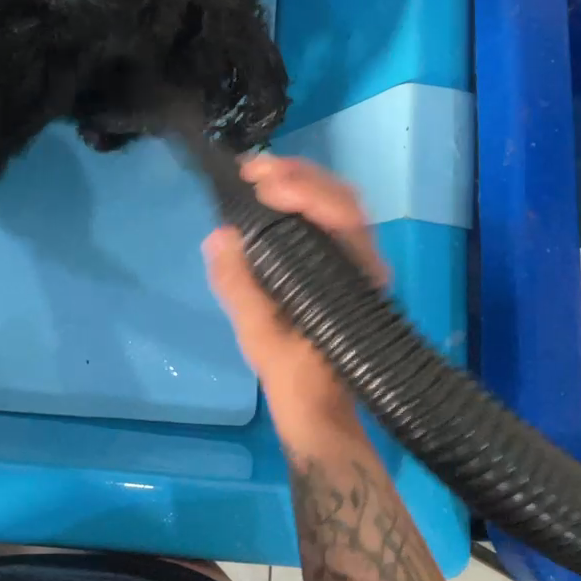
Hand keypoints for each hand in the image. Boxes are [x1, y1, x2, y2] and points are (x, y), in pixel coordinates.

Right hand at [203, 156, 388, 428]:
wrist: (316, 411)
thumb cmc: (295, 378)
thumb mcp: (260, 336)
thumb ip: (241, 286)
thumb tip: (220, 236)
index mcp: (355, 277)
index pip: (341, 214)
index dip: (304, 190)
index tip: (262, 185)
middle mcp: (360, 261)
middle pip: (338, 198)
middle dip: (296, 176)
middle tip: (250, 169)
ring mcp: (347, 262)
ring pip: (331, 205)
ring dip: (293, 183)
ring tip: (251, 175)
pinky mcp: (330, 267)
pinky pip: (318, 220)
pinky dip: (292, 201)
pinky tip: (261, 200)